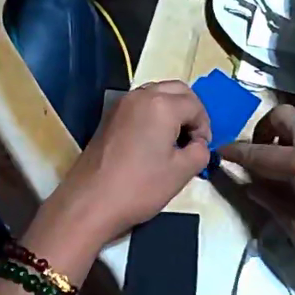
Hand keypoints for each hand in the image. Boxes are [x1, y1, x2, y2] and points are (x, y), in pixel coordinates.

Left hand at [33, 81, 211, 251]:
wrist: (90, 203)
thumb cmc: (139, 187)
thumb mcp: (182, 172)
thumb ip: (201, 151)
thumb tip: (197, 144)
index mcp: (162, 105)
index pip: (196, 106)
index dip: (204, 127)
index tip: (201, 149)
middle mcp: (141, 95)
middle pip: (178, 90)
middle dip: (191, 111)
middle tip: (192, 139)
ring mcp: (122, 104)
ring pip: (158, 93)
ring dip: (172, 109)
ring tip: (174, 140)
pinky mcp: (110, 116)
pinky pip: (141, 104)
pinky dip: (154, 114)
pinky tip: (153, 141)